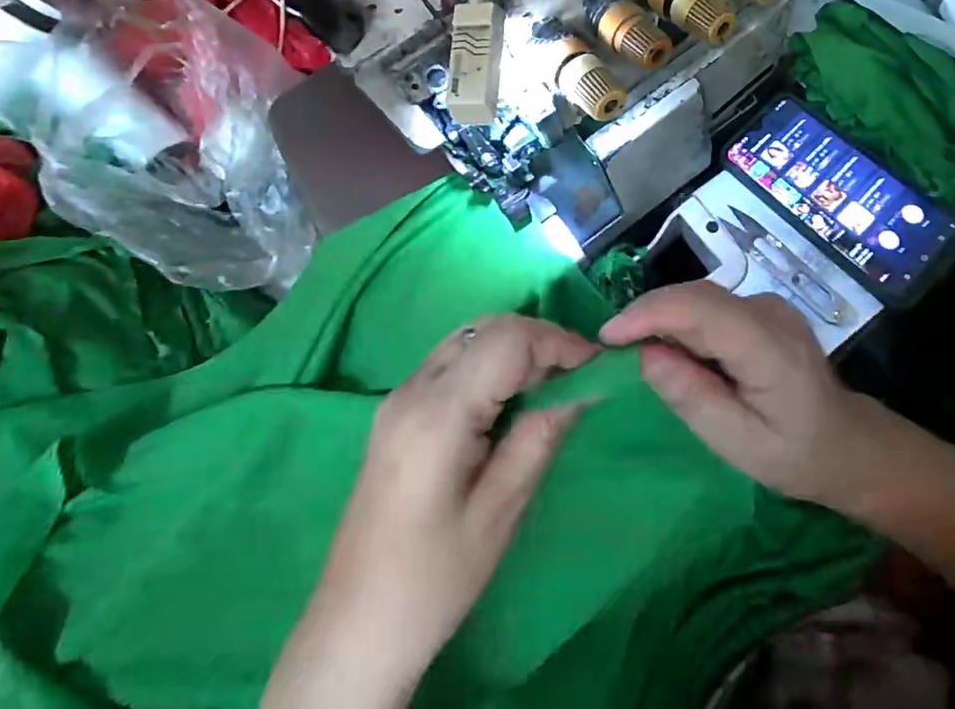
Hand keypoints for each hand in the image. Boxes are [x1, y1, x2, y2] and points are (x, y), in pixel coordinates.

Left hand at [262, 315, 597, 708]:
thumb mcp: (501, 510)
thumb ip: (541, 436)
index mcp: (437, 414)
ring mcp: (398, 397)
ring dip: (515, 349)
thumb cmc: (436, 577)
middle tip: (578, 377)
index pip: (507, 340)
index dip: (558, 342)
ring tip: (552, 385)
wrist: (357, 625)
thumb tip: (583, 387)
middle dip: (539, 340)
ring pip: (469, 339)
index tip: (597, 366)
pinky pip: (452, 362)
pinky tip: (512, 399)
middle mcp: (412, 389)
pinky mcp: (395, 411)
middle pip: (486, 329)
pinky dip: (491, 363)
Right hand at [599, 281, 891, 512]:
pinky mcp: (759, 310)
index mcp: (770, 347)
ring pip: (698, 297)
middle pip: (695, 296)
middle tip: (611, 351)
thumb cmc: (796, 454)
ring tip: (631, 351)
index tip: (608, 338)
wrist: (847, 443)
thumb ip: (693, 398)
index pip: (701, 309)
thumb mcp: (740, 445)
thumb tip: (643, 355)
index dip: (649, 314)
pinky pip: (708, 306)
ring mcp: (766, 306)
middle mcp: (769, 312)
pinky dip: (679, 321)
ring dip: (660, 318)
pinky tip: (667, 348)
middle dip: (647, 315)